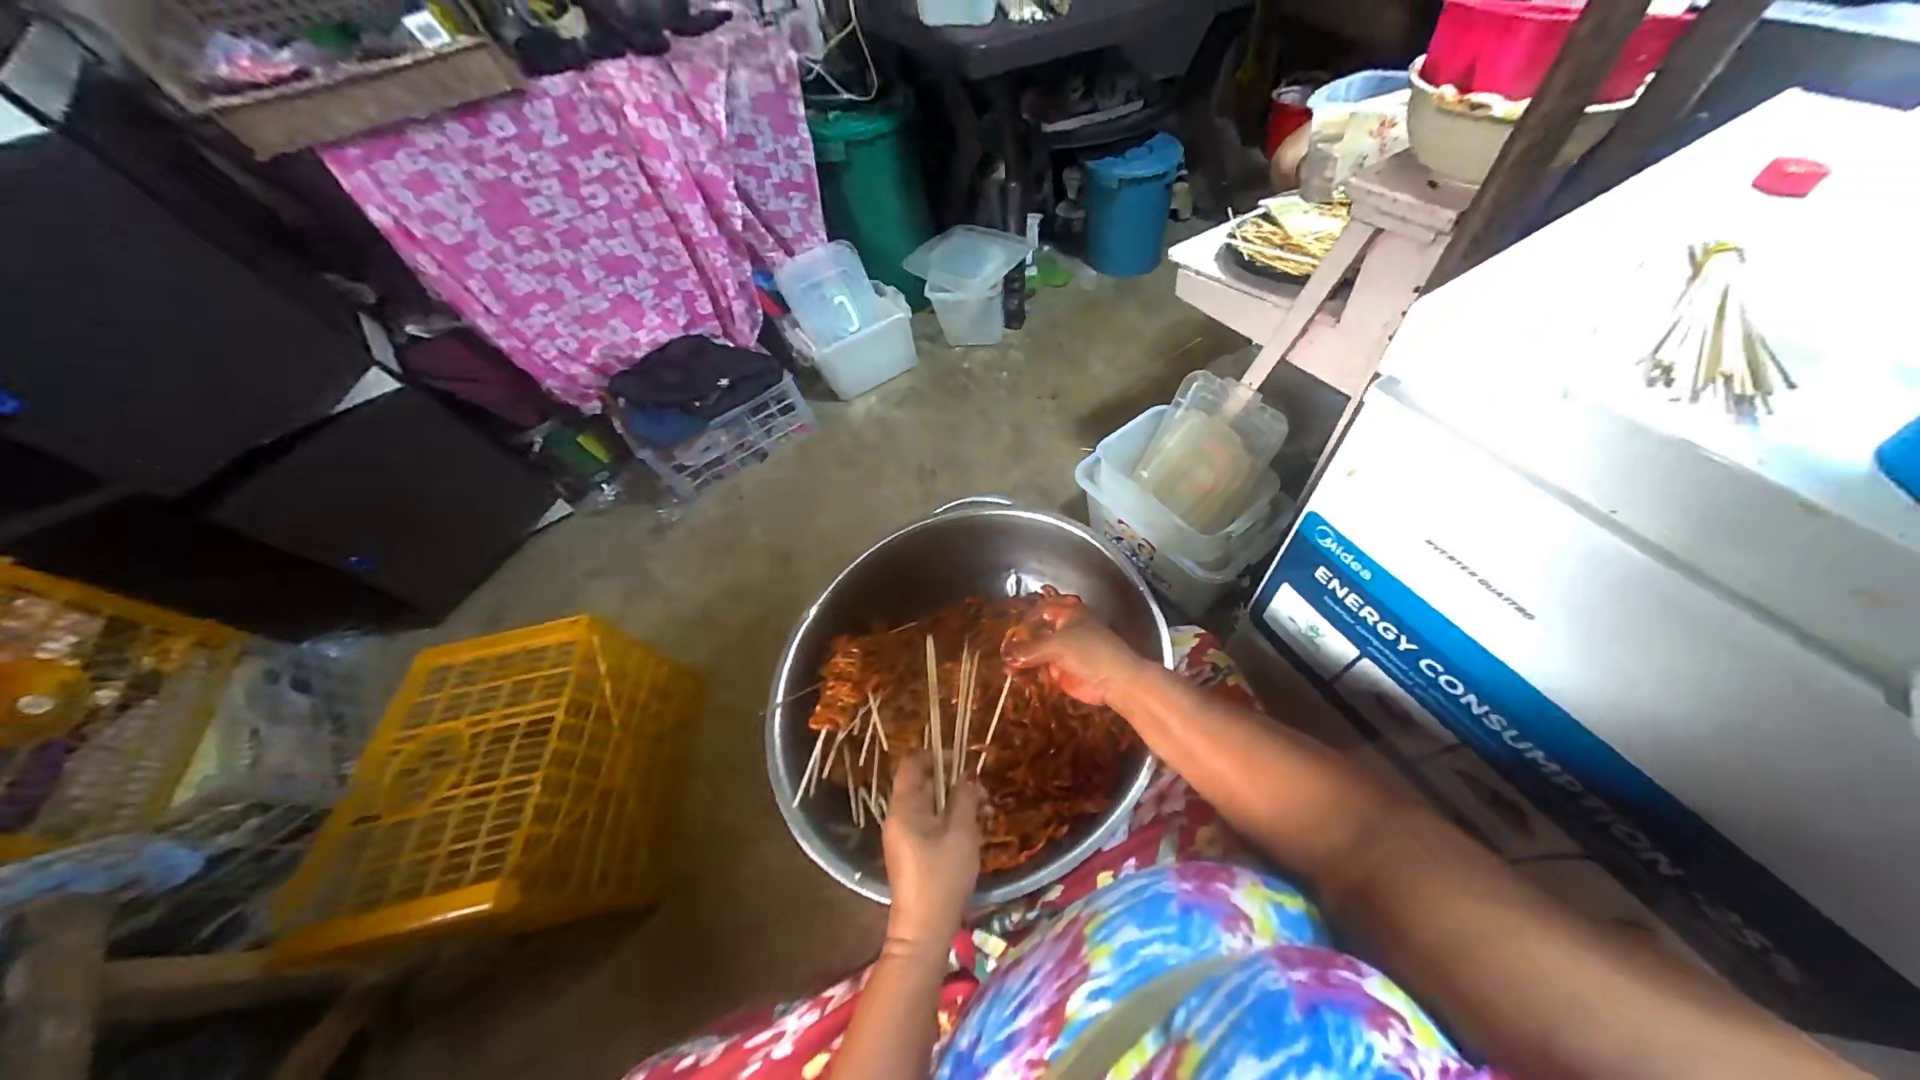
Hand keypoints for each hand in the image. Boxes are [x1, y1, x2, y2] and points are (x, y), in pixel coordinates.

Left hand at [882, 751, 980, 952]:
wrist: (924, 930)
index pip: (912, 764)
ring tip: (985, 814)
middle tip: (983, 795)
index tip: (962, 762)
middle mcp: (898, 816)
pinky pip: (930, 824)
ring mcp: (904, 835)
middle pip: (924, 784)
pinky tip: (974, 832)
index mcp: (904, 807)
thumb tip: (968, 777)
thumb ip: (965, 798)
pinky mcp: (912, 851)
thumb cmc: (943, 876)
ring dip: (957, 804)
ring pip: (931, 805)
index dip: (936, 755)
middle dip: (955, 783)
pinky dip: (951, 821)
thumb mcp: (961, 832)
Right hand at [1000, 599, 1143, 706]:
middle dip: (1018, 638)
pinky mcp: (1060, 669)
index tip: (1006, 624)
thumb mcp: (1056, 644)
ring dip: (1020, 657)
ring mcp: (1061, 650)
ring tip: (1004, 663)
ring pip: (1035, 650)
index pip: (1039, 608)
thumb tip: (1006, 655)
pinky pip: (1039, 668)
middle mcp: (1063, 628)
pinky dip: (1026, 671)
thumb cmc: (1090, 652)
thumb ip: (1029, 648)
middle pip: (1035, 630)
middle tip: (1000, 646)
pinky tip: (1012, 675)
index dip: (1023, 615)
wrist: (1114, 680)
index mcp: (1067, 612)